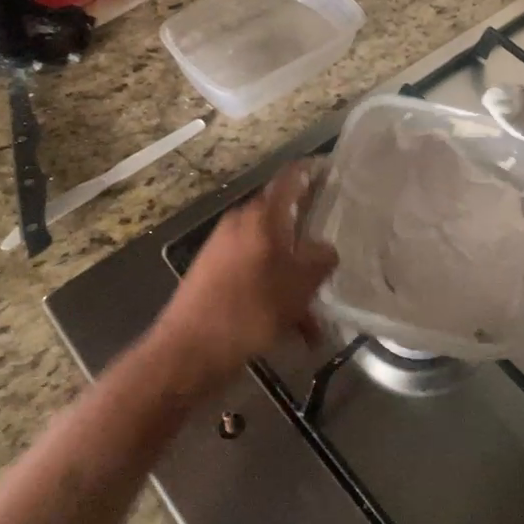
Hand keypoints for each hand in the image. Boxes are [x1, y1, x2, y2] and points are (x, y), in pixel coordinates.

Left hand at [153, 160, 338, 388]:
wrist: (186, 353)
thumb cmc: (248, 309)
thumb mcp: (298, 285)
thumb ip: (320, 260)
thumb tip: (326, 249)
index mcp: (261, 215)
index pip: (291, 176)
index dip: (314, 170)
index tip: (337, 174)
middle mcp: (240, 224)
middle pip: (284, 220)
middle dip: (310, 242)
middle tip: (335, 256)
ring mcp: (224, 251)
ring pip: (272, 255)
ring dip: (295, 280)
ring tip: (316, 319)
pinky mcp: (214, 277)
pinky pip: (255, 277)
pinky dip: (275, 296)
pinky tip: (294, 333)